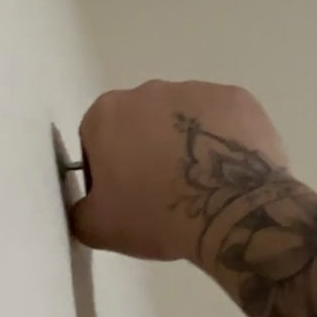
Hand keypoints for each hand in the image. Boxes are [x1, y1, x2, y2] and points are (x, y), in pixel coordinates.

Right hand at [69, 80, 288, 261]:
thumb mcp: (97, 227)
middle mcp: (148, 91)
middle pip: (140, 123)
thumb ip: (79, 211)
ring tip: (201, 185)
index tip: (123, 197)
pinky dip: (223, 141)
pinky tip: (229, 173)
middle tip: (162, 192)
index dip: (106, 171)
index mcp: (107, 114)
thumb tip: (85, 207)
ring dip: (185, 144)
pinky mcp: (237, 98)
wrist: (231, 212)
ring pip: (182, 119)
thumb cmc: (154, 215)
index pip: (96, 140)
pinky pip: (221, 120)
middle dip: (146, 151)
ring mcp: (196, 90)